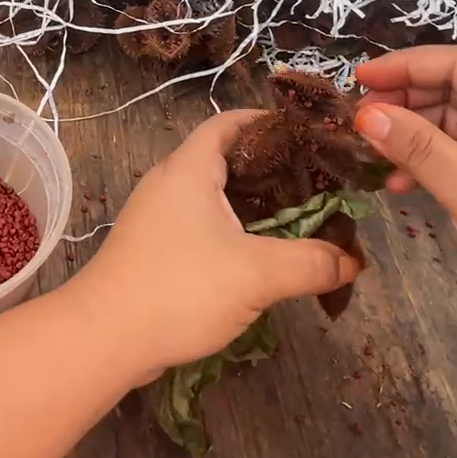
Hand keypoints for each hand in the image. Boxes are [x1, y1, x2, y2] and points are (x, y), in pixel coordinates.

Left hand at [65, 111, 359, 374]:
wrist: (105, 336)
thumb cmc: (180, 287)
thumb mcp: (257, 274)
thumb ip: (310, 262)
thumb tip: (352, 261)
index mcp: (188, 168)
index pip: (227, 123)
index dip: (264, 121)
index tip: (303, 133)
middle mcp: (168, 181)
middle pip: (222, 158)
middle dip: (267, 167)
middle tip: (312, 182)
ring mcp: (156, 215)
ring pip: (211, 194)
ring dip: (250, 203)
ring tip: (295, 218)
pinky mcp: (152, 246)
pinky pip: (199, 223)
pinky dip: (230, 228)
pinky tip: (256, 254)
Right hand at [352, 45, 456, 340]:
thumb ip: (420, 149)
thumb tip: (364, 113)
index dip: (404, 66)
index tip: (356, 79)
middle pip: (456, 90)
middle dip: (405, 101)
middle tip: (358, 120)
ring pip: (456, 123)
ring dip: (414, 135)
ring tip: (373, 153)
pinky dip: (432, 163)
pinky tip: (402, 183)